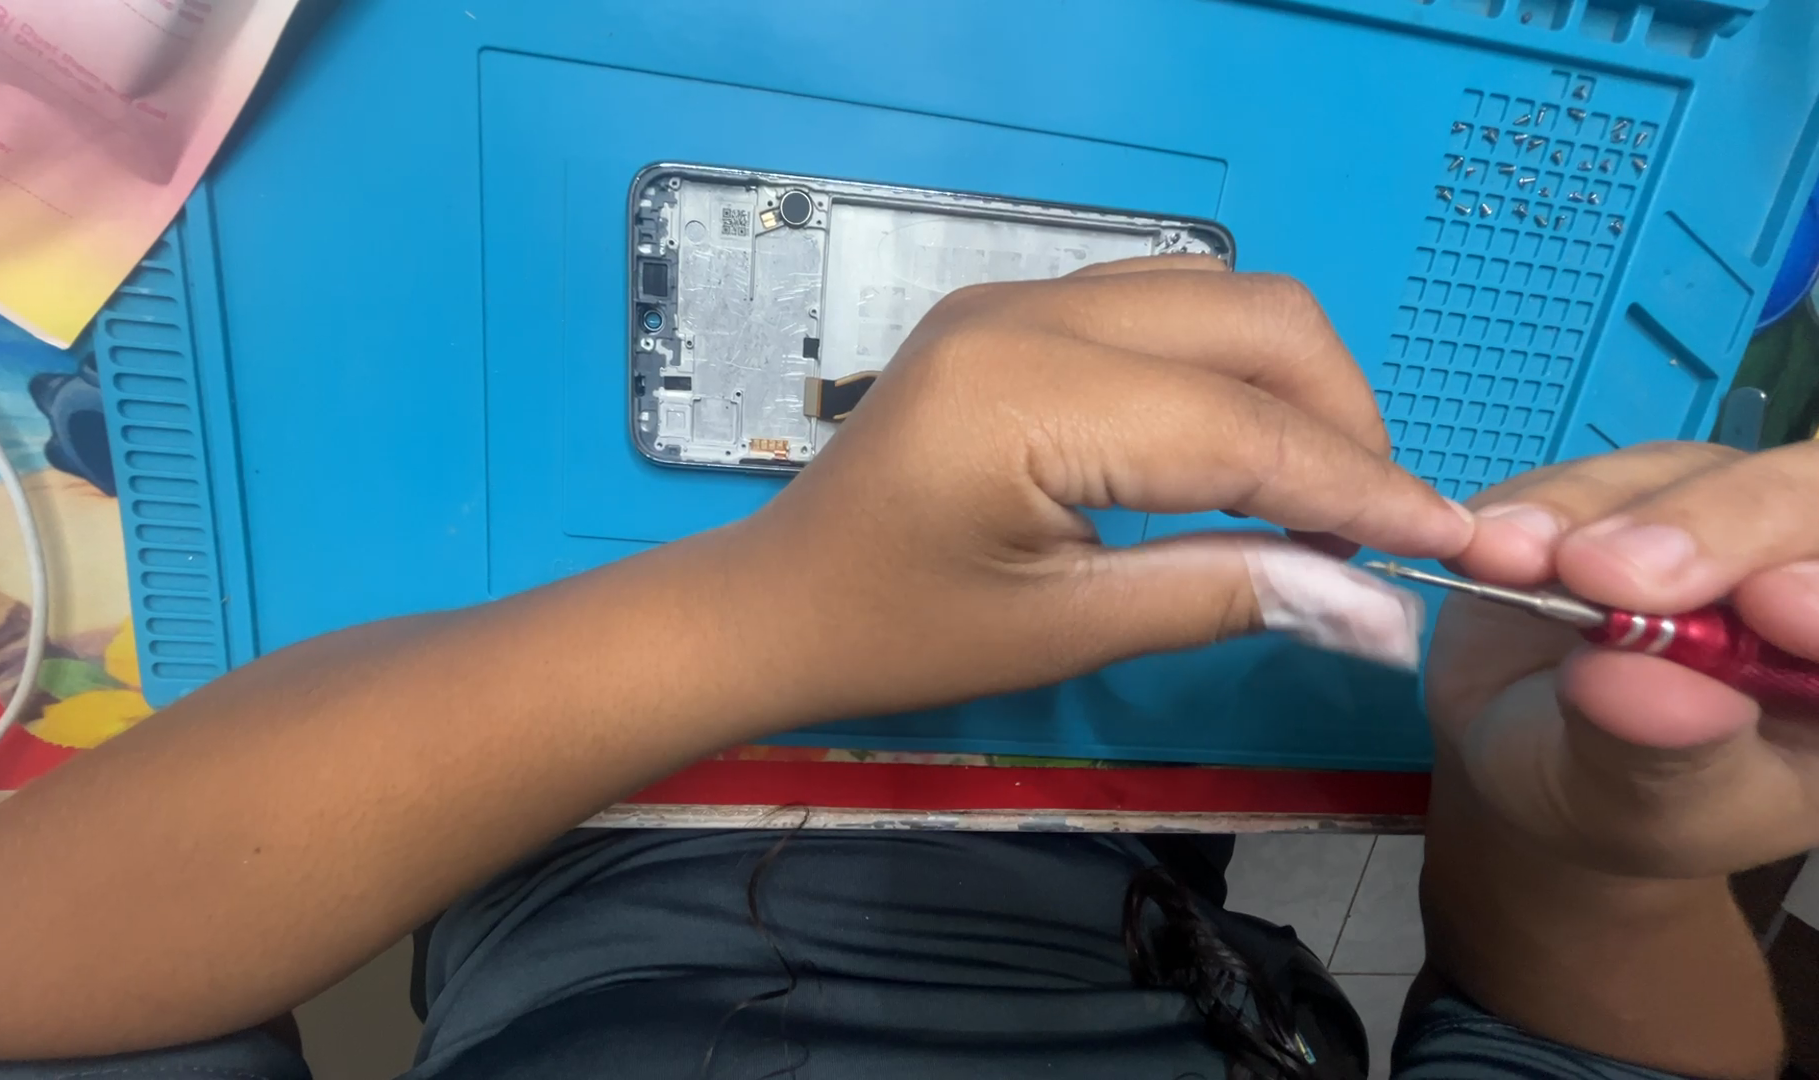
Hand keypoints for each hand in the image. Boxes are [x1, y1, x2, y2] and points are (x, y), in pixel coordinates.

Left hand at [736, 255, 1472, 722]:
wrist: (780, 602)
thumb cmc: (895, 633)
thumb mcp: (1060, 629)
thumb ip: (1221, 597)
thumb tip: (1380, 606)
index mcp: (1024, 391)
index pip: (1239, 425)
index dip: (1359, 484)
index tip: (1452, 543)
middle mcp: (1021, 310)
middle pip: (1248, 320)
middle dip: (1337, 416)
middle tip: (1367, 525)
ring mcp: (1006, 300)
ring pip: (1208, 300)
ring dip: (1284, 384)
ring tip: (1309, 490)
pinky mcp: (1002, 317)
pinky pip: (1149, 311)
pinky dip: (1214, 369)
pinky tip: (1224, 443)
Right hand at [1427, 440, 1818, 877]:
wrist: (1507, 745)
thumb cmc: (1598, 795)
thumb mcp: (1636, 804)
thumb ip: (1651, 750)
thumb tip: (1641, 686)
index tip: (1769, 612)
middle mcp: (1797, 572)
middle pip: (1811, 496)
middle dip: (1716, 524)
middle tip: (1601, 576)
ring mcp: (1699, 520)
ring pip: (1682, 473)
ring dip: (1587, 511)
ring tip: (1505, 561)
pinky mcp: (1597, 498)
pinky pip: (1573, 477)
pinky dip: (1525, 507)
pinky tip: (1486, 545)